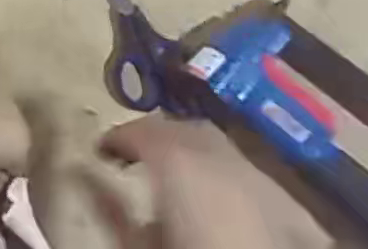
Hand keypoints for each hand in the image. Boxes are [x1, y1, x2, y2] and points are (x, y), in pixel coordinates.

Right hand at [90, 116, 326, 248]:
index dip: (116, 139)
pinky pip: (246, 171)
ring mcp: (257, 177)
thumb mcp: (140, 248)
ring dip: (189, 151)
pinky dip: (223, 173)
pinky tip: (218, 200)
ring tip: (173, 180)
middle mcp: (217, 154)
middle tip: (133, 162)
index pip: (138, 131)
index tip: (101, 154)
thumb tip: (81, 174)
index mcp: (176, 161)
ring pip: (214, 144)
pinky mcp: (287, 205)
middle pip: (178, 130)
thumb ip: (110, 210)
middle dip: (153, 139)